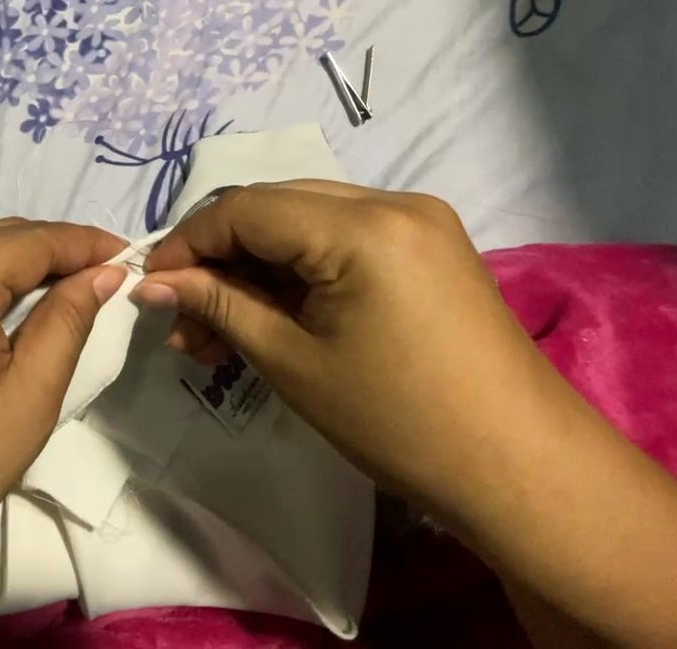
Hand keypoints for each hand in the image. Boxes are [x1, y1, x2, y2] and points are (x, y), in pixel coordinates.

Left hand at [0, 219, 126, 646]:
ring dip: (16, 259)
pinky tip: (5, 299)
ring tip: (63, 287)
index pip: (31, 239)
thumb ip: (67, 322)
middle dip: (52, 249)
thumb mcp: (27, 398)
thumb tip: (103, 273)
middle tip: (103, 276)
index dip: (85, 243)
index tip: (133, 255)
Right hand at [138, 183, 676, 648]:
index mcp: (362, 225)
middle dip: (218, 256)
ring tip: (216, 329)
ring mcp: (415, 220)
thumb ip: (216, 304)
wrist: (526, 473)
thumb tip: (150, 282)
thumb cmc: (400, 420)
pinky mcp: (426, 245)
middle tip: (182, 314)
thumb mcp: (290, 360)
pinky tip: (267, 313)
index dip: (188, 242)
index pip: (245, 208)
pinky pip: (338, 238)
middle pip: (272, 207)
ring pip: (302, 221)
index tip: (150, 284)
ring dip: (253, 266)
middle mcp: (391, 201)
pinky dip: (294, 270)